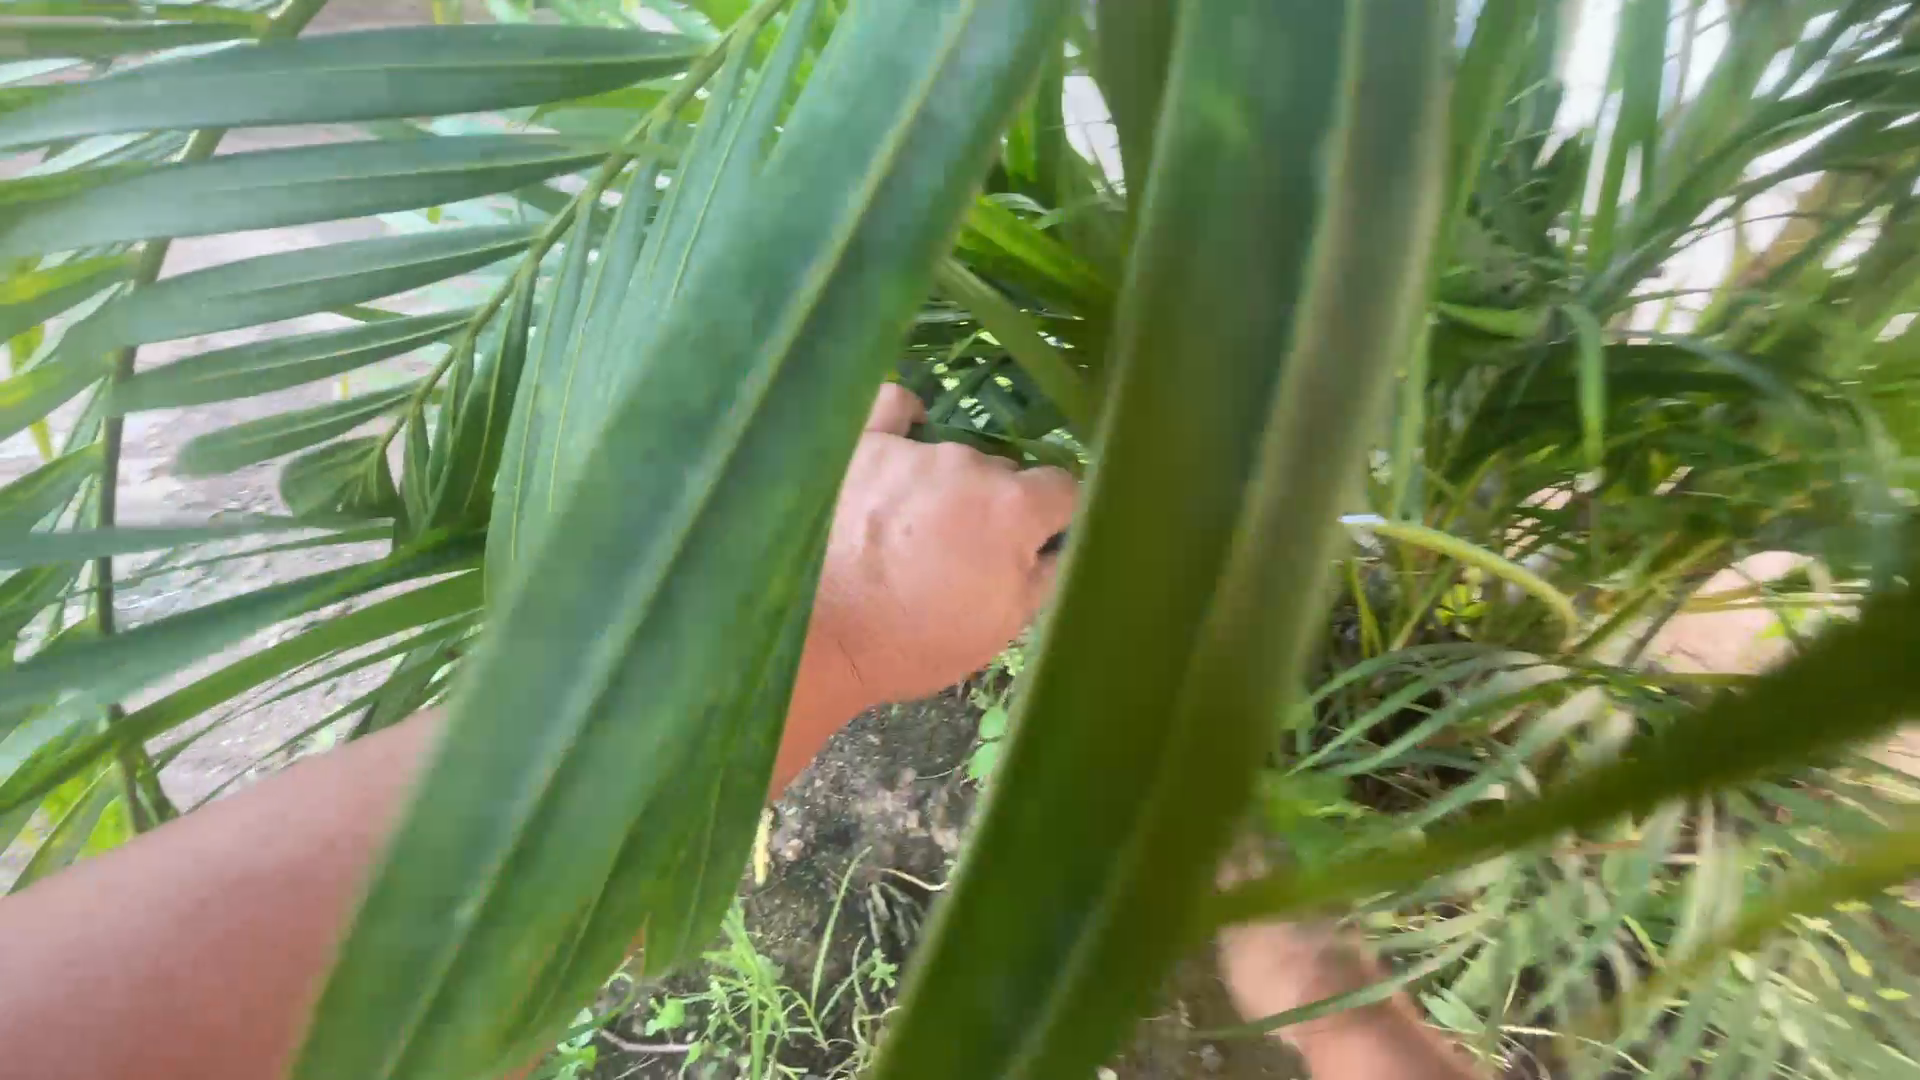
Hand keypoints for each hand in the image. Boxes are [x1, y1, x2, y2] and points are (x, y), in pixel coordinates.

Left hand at [801, 384, 1076, 714]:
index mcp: (1013, 508)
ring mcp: (911, 448)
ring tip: (909, 527)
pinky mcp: (860, 442)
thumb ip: (1047, 574)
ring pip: (950, 454)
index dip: (1052, 517)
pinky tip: (898, 446)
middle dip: (992, 506)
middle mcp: (968, 462)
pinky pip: (894, 407)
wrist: (819, 641)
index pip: (1063, 488)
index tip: (1031, 543)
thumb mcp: (1003, 627)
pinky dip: (903, 423)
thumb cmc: (916, 643)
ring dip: (944, 483)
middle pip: (1002, 473)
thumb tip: (1062, 543)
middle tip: (959, 552)